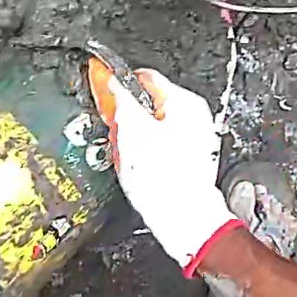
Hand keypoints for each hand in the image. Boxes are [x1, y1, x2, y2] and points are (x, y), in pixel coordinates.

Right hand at [98, 67, 240, 275]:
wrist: (183, 219)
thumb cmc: (163, 178)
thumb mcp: (131, 130)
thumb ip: (120, 99)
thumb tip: (110, 78)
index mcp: (184, 102)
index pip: (142, 77)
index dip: (117, 86)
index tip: (102, 96)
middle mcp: (193, 117)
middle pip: (146, 105)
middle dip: (125, 119)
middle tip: (116, 136)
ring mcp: (192, 139)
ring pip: (151, 128)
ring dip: (133, 139)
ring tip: (127, 157)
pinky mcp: (187, 160)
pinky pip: (159, 148)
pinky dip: (145, 154)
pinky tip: (139, 169)